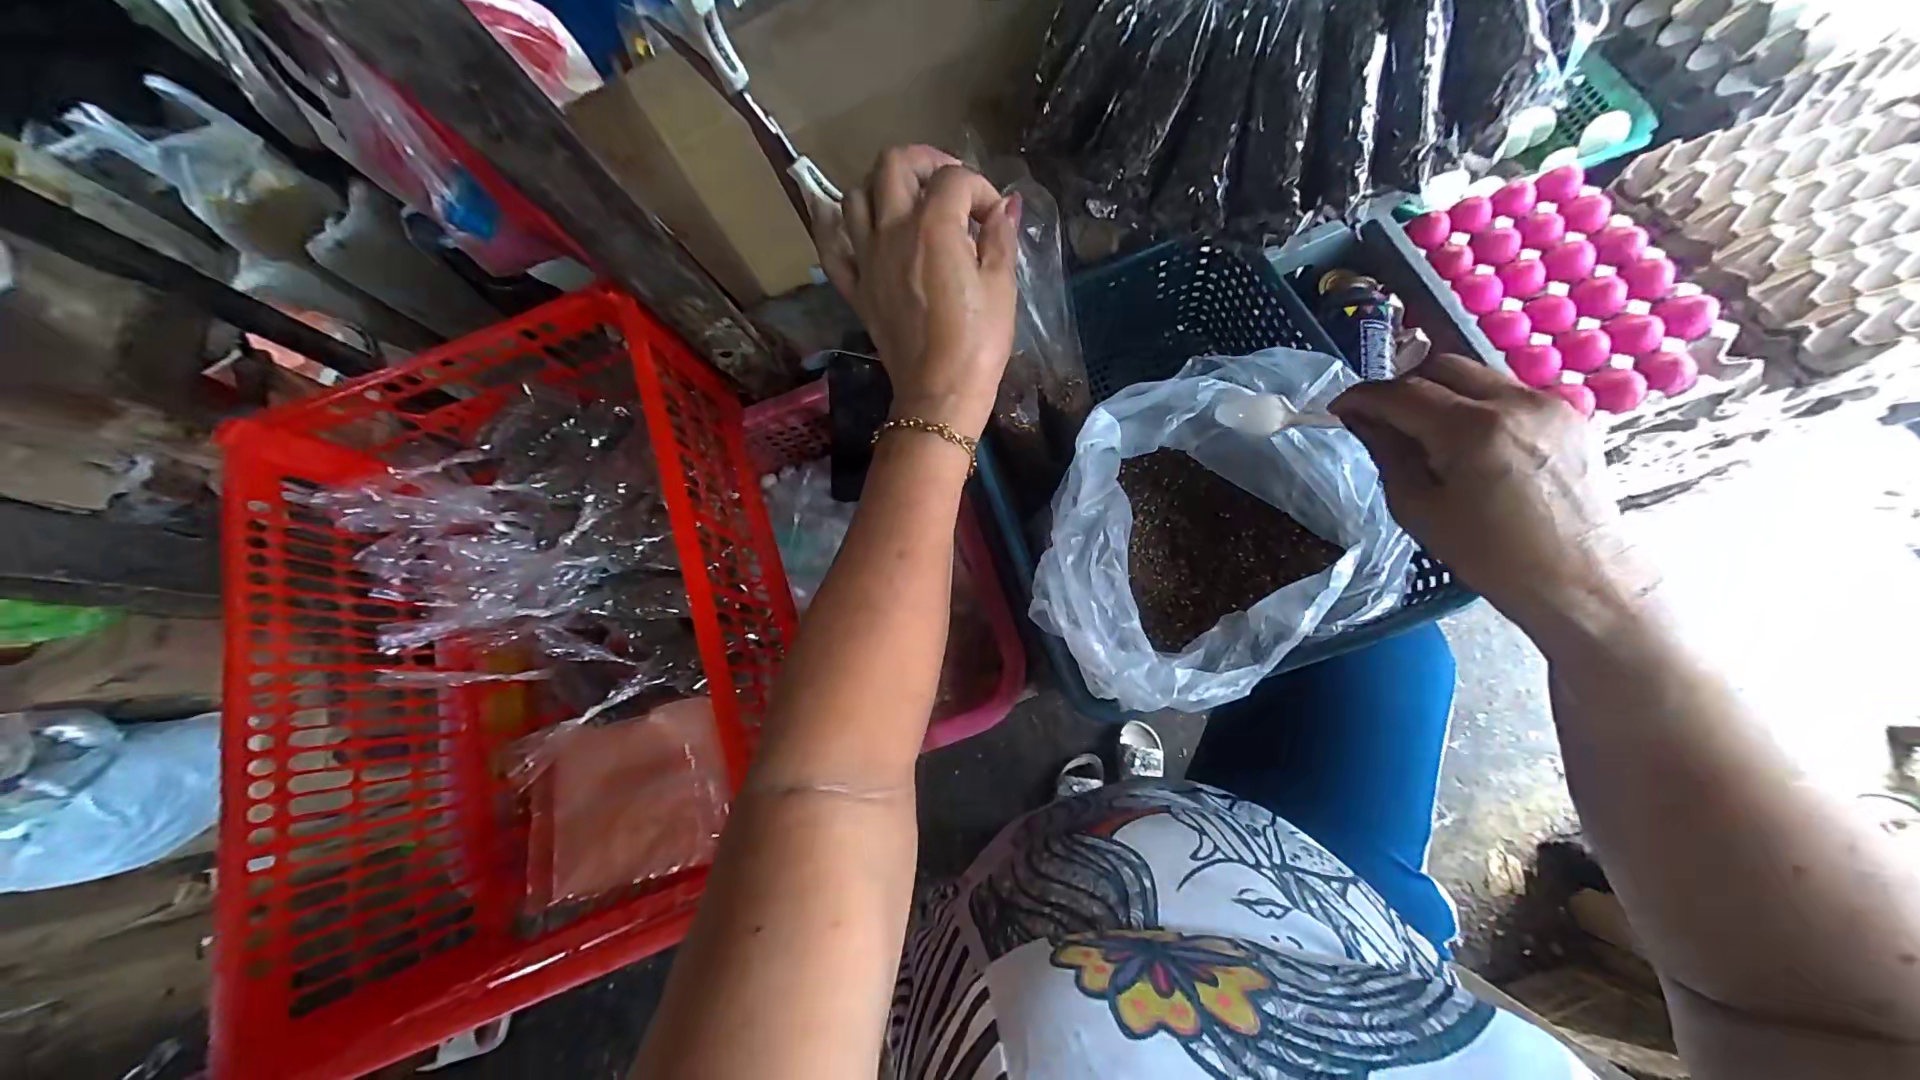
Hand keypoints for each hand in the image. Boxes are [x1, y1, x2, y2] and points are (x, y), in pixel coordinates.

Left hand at [809, 145, 1019, 436]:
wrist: (939, 394)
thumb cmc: (978, 344)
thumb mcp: (1002, 287)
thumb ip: (1001, 237)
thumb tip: (1006, 205)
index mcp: (934, 226)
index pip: (956, 179)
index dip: (982, 189)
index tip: (995, 218)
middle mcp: (892, 231)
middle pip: (894, 165)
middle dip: (926, 162)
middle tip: (948, 185)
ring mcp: (867, 259)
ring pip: (857, 196)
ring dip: (883, 187)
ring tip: (908, 203)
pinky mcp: (856, 289)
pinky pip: (832, 246)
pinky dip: (837, 227)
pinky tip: (853, 225)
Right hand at [1329, 354, 1653, 632]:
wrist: (1575, 575)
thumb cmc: (1485, 552)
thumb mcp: (1416, 506)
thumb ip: (1388, 452)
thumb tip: (1361, 419)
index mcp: (1470, 429)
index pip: (1402, 392)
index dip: (1362, 396)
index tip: (1339, 407)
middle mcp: (1513, 402)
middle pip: (1441, 366)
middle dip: (1401, 385)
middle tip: (1379, 415)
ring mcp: (1547, 403)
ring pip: (1476, 373)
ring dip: (1438, 390)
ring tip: (1420, 425)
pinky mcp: (1567, 413)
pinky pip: (1505, 390)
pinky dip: (1472, 401)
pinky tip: (1463, 436)